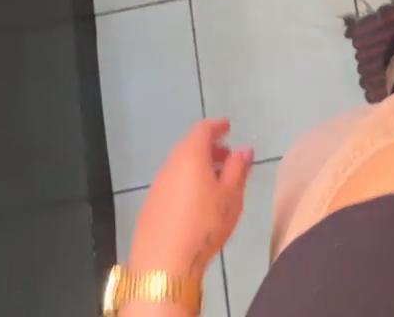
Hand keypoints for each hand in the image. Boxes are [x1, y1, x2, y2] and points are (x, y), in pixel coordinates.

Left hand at [130, 119, 253, 279]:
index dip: (216, 126)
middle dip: (209, 149)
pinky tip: (194, 206)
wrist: (163, 267)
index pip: (203, 129)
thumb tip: (244, 149)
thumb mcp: (231, 197)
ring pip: (179, 167)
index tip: (228, 127)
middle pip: (190, 147)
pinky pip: (171, 185)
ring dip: (197, 168)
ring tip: (214, 185)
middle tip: (227, 159)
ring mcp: (156, 187)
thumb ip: (238, 169)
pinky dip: (184, 184)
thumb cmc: (204, 226)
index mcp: (191, 157)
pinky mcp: (149, 208)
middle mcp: (170, 166)